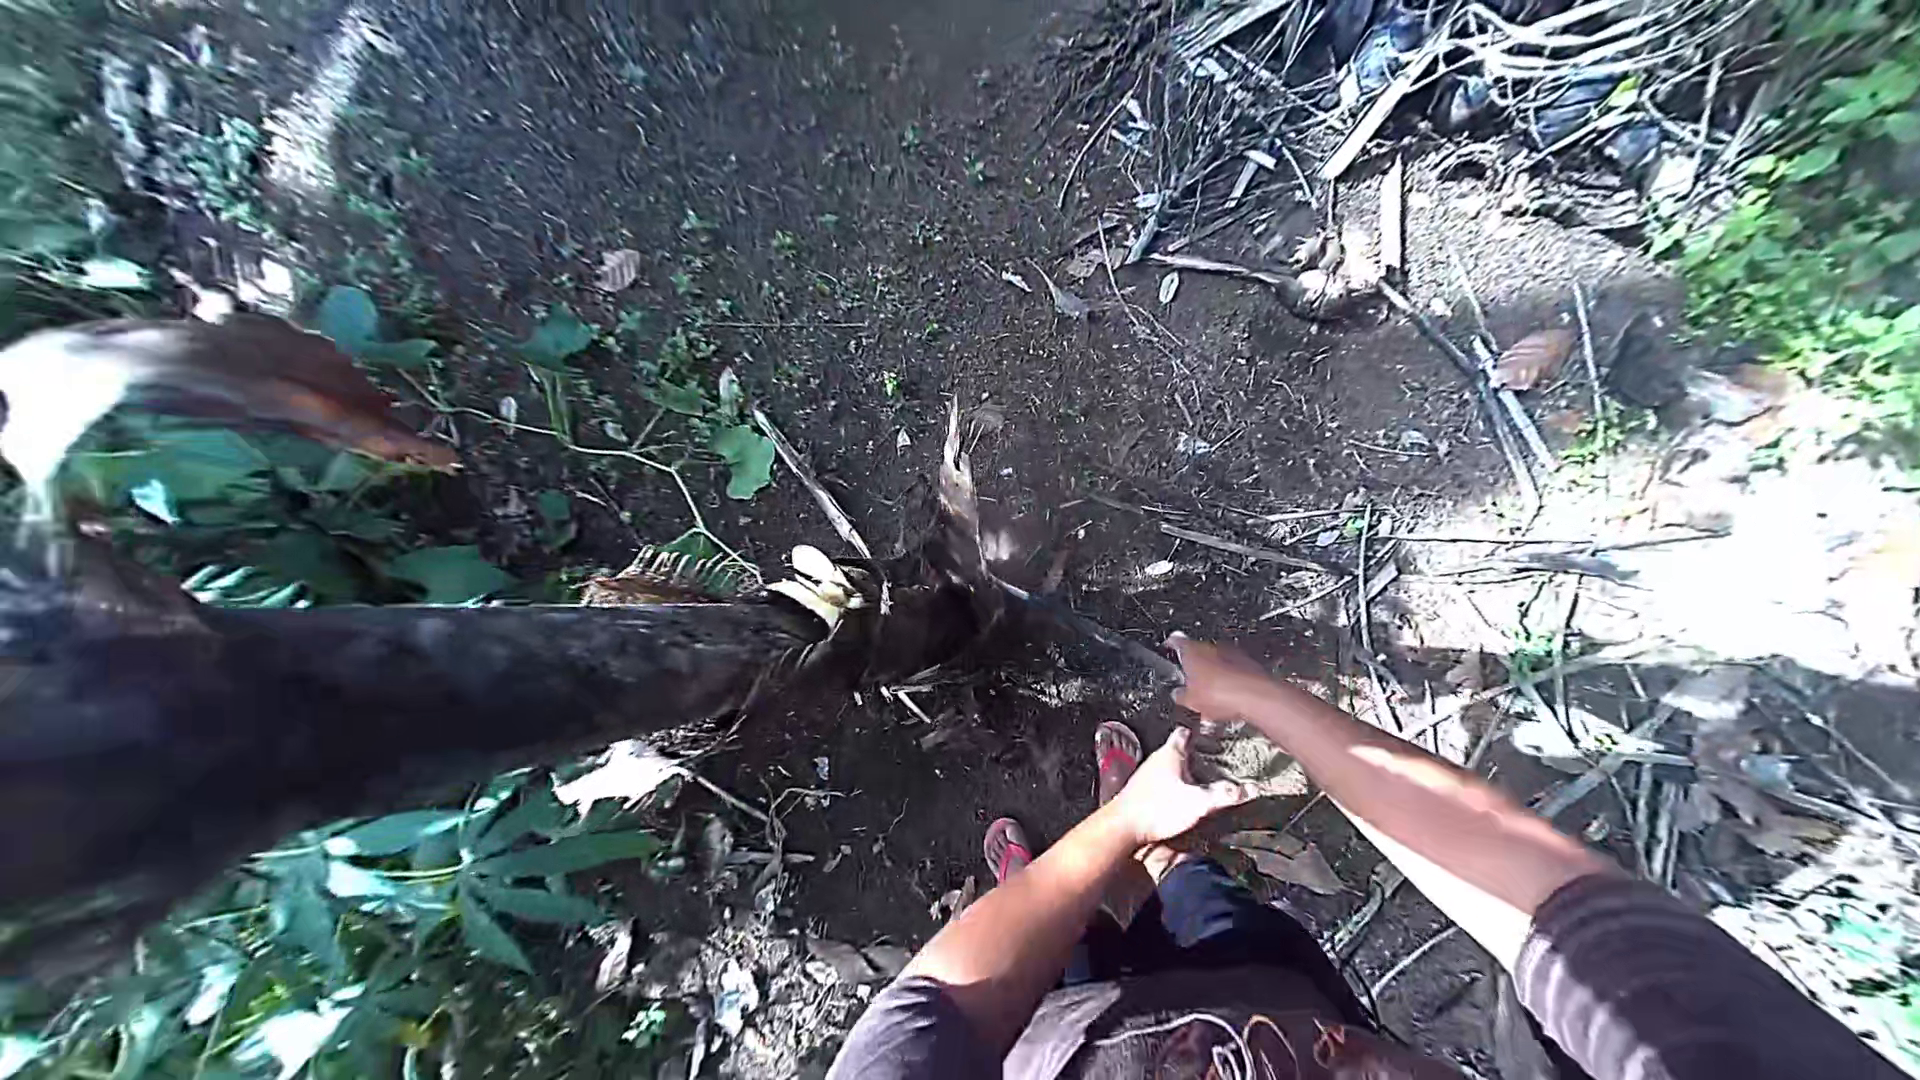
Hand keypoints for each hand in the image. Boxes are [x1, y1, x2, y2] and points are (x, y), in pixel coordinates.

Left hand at [1104, 727, 1253, 846]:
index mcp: (1170, 753)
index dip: (1199, 731)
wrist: (1124, 827)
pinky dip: (1177, 783)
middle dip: (1197, 752)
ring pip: (1172, 764)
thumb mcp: (1198, 802)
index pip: (1185, 732)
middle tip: (1218, 758)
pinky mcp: (1144, 789)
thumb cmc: (1158, 808)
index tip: (1214, 733)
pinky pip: (1165, 780)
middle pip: (1179, 748)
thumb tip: (1253, 788)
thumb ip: (1224, 795)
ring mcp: (1149, 774)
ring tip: (1207, 777)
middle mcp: (1157, 759)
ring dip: (1187, 769)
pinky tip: (1186, 795)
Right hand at [1166, 632, 1275, 722]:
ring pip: (1217, 661)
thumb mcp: (1190, 701)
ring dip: (1214, 673)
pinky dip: (1231, 680)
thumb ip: (1181, 694)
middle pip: (1198, 653)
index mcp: (1191, 650)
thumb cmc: (1220, 693)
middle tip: (1190, 683)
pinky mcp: (1250, 664)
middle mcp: (1211, 646)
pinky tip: (1230, 697)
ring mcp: (1232, 653)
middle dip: (1195, 666)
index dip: (1170, 645)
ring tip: (1212, 694)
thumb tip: (1179, 694)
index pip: (1176, 641)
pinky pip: (1234, 670)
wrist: (1256, 697)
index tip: (1168, 648)